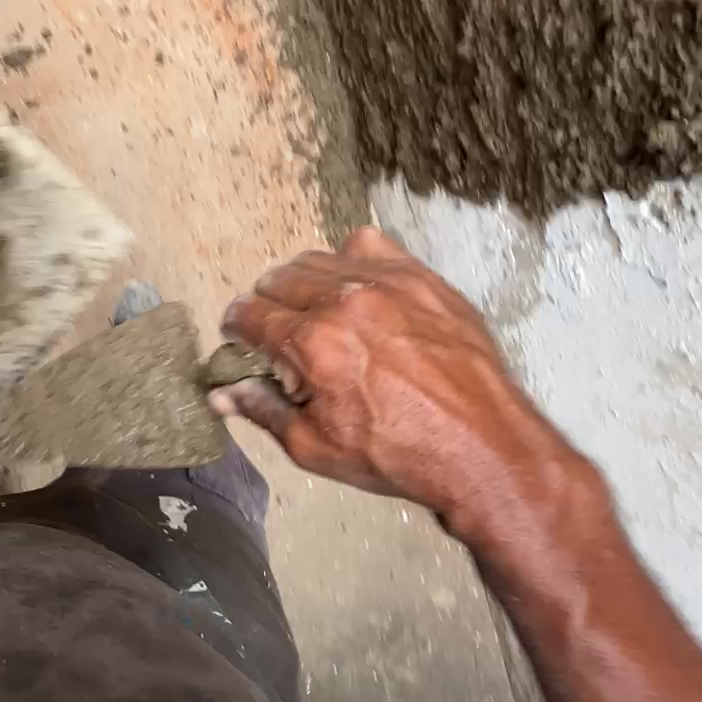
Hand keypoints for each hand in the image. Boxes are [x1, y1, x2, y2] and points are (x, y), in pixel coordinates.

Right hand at [210, 228, 576, 527]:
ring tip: (315, 311)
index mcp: (311, 343)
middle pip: (277, 280)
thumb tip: (218, 392)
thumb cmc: (395, 456)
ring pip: (316, 259)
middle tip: (280, 334)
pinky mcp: (420, 277)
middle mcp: (343, 301)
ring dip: (302, 283)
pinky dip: (350, 261)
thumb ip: (261, 409)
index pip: (249, 313)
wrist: (484, 449)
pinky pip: (367, 245)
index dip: (236, 326)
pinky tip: (357, 289)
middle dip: (267, 305)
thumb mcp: (314, 447)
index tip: (239, 335)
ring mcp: (385, 282)